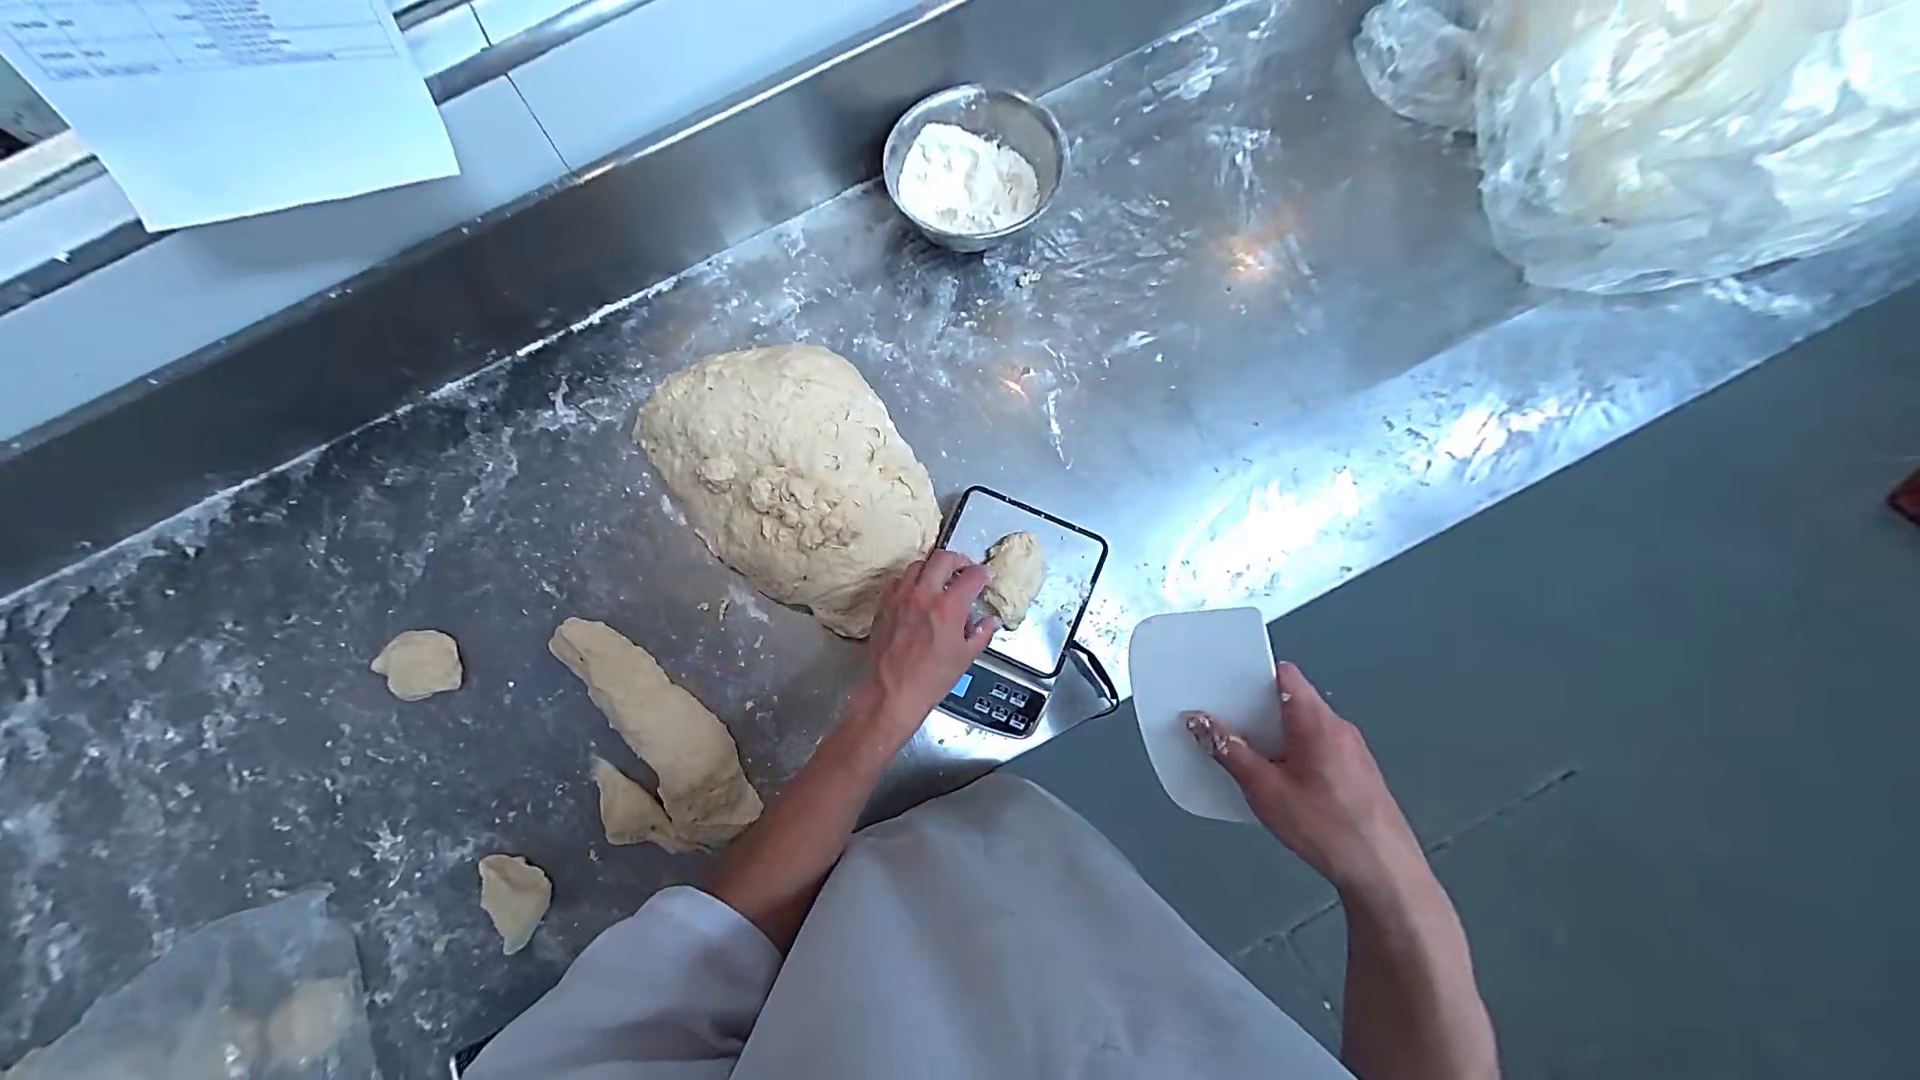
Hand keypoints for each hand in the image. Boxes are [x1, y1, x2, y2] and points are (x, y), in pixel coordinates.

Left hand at [850, 550, 999, 746]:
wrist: (892, 692)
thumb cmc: (928, 679)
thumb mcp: (965, 657)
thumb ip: (981, 634)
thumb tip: (989, 622)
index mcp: (948, 607)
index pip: (972, 576)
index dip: (983, 574)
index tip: (985, 577)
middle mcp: (923, 596)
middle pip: (943, 558)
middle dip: (959, 560)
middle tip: (965, 569)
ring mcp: (901, 598)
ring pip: (918, 565)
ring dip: (933, 567)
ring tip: (940, 578)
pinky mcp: (884, 605)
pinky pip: (897, 580)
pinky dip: (909, 581)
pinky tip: (915, 592)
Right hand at [1186, 662, 1428, 901]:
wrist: (1385, 875)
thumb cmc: (1332, 831)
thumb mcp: (1264, 788)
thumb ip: (1228, 750)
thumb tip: (1201, 723)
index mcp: (1317, 722)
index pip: (1284, 674)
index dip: (1252, 675)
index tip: (1226, 687)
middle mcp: (1339, 729)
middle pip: (1290, 699)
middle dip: (1255, 711)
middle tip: (1227, 726)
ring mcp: (1351, 750)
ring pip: (1302, 725)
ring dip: (1273, 735)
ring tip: (1250, 760)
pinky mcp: (1356, 772)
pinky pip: (1316, 746)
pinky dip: (1291, 753)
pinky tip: (1277, 782)